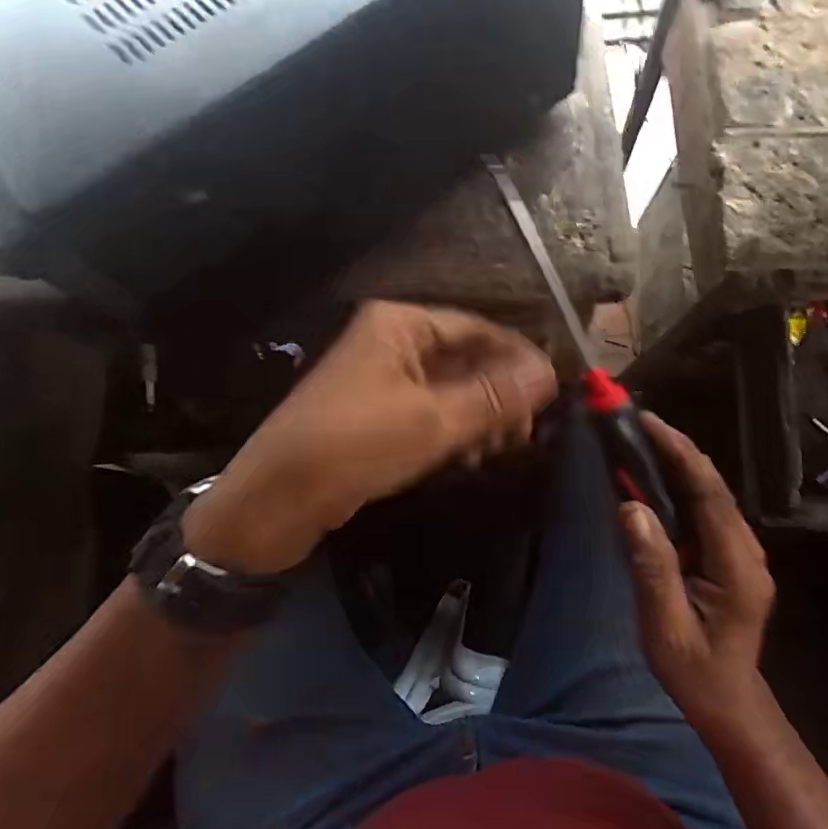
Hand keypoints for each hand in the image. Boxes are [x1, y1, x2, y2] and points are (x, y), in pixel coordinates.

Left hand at [184, 301, 556, 573]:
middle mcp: (392, 344)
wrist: (275, 503)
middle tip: (531, 428)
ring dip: (482, 416)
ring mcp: (382, 381)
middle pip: (465, 359)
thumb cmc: (356, 445)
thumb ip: (496, 396)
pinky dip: (456, 432)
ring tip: (509, 447)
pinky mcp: (377, 417)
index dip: (518, 355)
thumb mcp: (435, 419)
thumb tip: (550, 374)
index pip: (477, 328)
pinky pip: (431, 414)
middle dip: (501, 393)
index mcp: (400, 325)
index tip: (552, 388)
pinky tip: (475, 458)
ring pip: (451, 390)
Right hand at [620, 412, 777, 731]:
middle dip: (676, 448)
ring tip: (641, 439)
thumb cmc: (695, 671)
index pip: (709, 494)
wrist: (728, 702)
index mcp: (737, 564)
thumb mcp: (665, 627)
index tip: (647, 423)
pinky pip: (705, 509)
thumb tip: (630, 507)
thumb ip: (652, 567)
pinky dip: (680, 486)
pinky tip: (655, 476)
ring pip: (710, 493)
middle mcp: (747, 548)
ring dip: (677, 463)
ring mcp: (742, 550)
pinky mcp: (731, 554)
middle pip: (712, 485)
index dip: (679, 453)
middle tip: (636, 421)